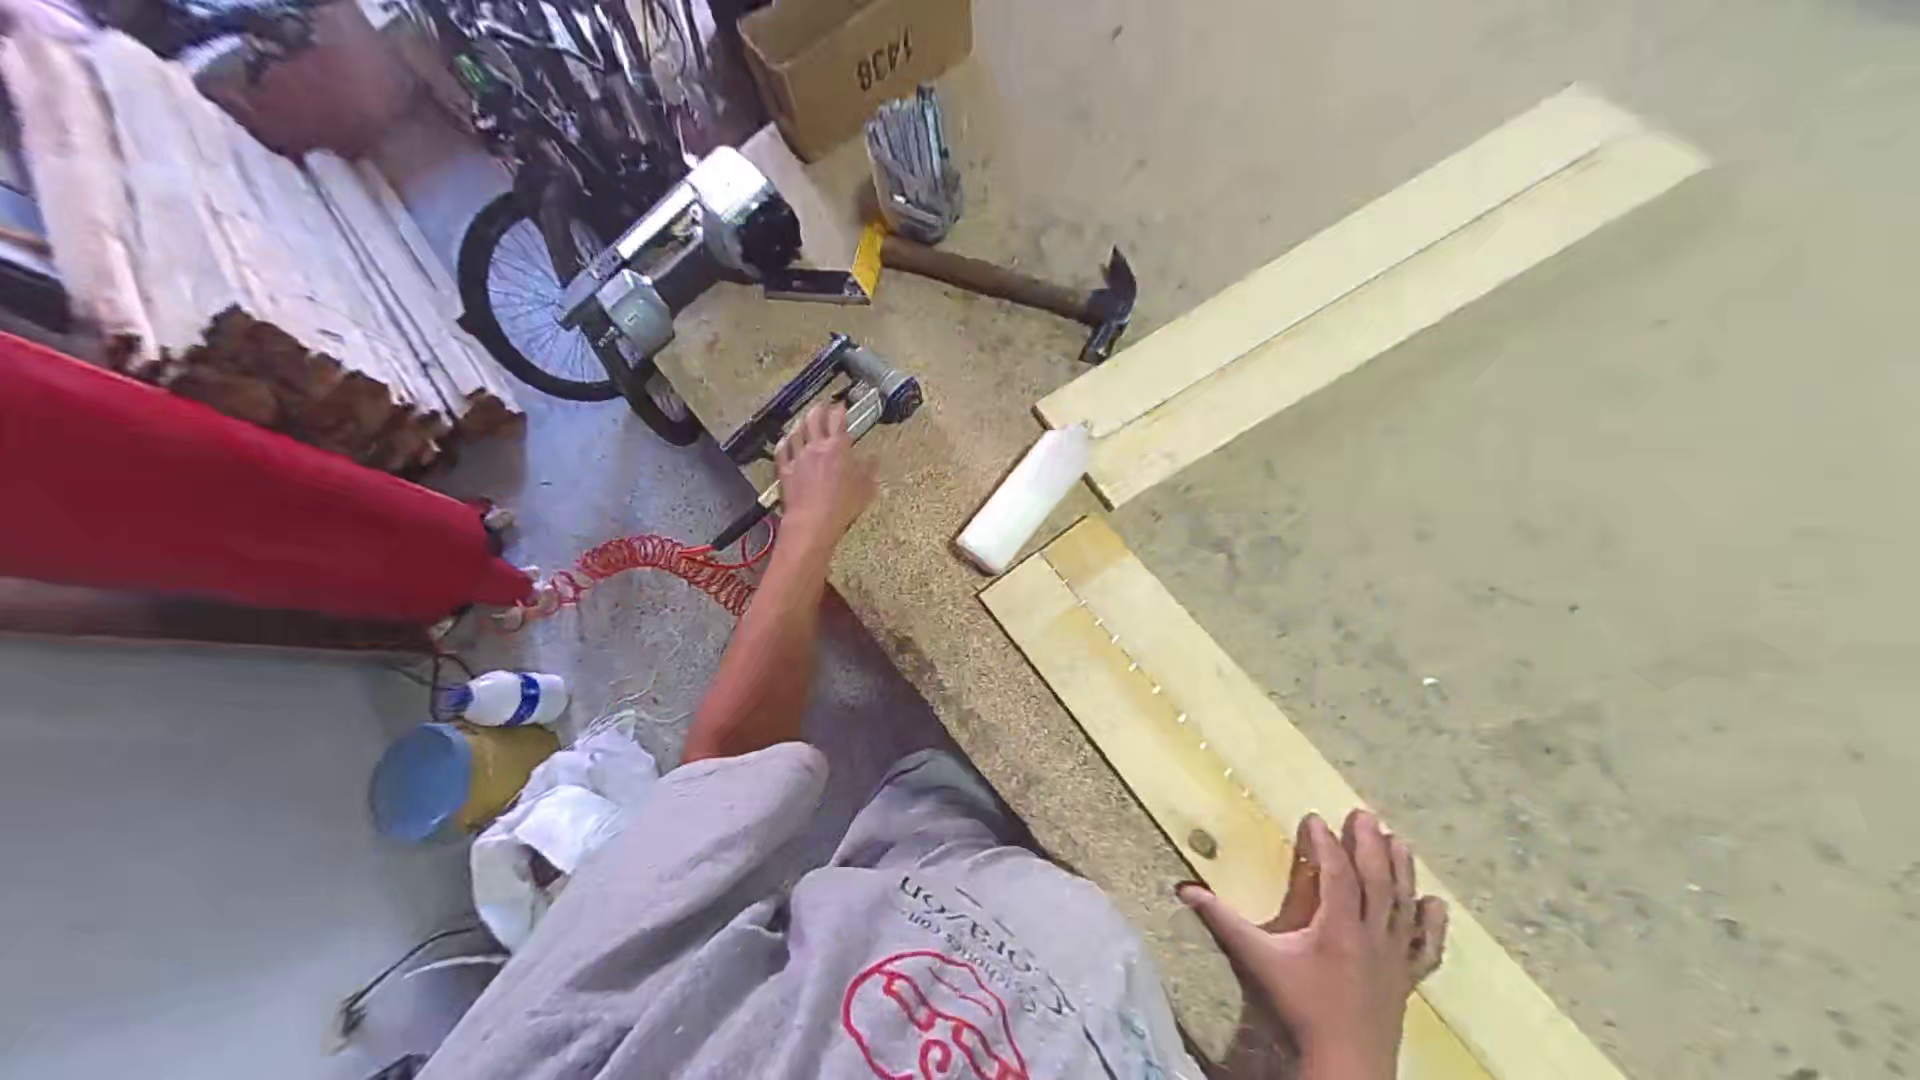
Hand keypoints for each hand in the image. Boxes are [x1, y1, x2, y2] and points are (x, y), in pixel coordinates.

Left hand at [776, 401, 877, 549]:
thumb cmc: (839, 508)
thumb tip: (873, 460)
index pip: (838, 419)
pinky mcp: (786, 471)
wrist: (813, 521)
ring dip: (801, 421)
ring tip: (805, 417)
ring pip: (797, 431)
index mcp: (838, 448)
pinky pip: (782, 450)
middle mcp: (816, 448)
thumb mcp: (866, 488)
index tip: (841, 405)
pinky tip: (785, 439)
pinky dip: (784, 441)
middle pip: (814, 418)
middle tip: (822, 405)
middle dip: (819, 408)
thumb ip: (869, 469)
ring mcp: (799, 458)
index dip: (840, 408)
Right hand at [1178, 811, 1448, 1079]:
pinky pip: (1426, 947)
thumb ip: (1222, 921)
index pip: (1337, 874)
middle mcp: (1372, 936)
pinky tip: (1436, 903)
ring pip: (1403, 905)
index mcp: (1339, 927)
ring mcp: (1394, 958)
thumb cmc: (1300, 1007)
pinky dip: (1432, 924)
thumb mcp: (1256, 959)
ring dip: (1401, 870)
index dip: (1326, 843)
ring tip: (1398, 840)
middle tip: (1364, 814)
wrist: (1346, 1065)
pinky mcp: (1406, 979)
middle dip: (1369, 844)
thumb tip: (1184, 890)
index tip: (1314, 818)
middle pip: (1377, 881)